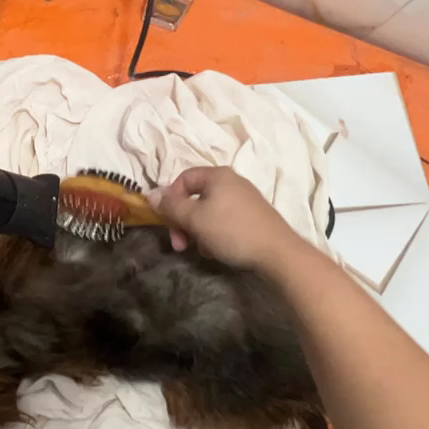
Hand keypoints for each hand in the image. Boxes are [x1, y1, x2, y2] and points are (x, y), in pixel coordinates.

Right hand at [153, 166, 309, 276]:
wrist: (277, 253)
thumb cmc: (231, 230)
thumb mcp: (195, 218)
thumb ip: (171, 206)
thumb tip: (150, 194)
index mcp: (217, 175)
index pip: (183, 179)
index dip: (171, 199)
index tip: (168, 221)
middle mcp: (232, 181)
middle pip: (196, 197)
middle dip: (184, 221)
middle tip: (180, 245)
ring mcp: (245, 199)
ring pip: (209, 212)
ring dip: (198, 231)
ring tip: (203, 250)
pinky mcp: (253, 216)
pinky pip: (225, 220)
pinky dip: (216, 234)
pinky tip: (218, 251)